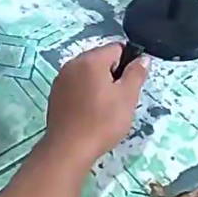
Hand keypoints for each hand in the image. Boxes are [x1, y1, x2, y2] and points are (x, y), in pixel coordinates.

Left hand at [43, 43, 148, 166]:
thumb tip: (142, 58)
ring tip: (105, 107)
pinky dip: (85, 93)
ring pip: (87, 73)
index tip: (131, 83)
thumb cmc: (102, 121)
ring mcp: (61, 79)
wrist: (69, 148)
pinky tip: (90, 112)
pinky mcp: (55, 94)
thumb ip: (136, 74)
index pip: (116, 48)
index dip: (129, 63)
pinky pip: (75, 85)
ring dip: (99, 83)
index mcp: (90, 60)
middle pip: (100, 59)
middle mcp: (72, 63)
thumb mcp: (127, 97)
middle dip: (113, 73)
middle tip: (120, 98)